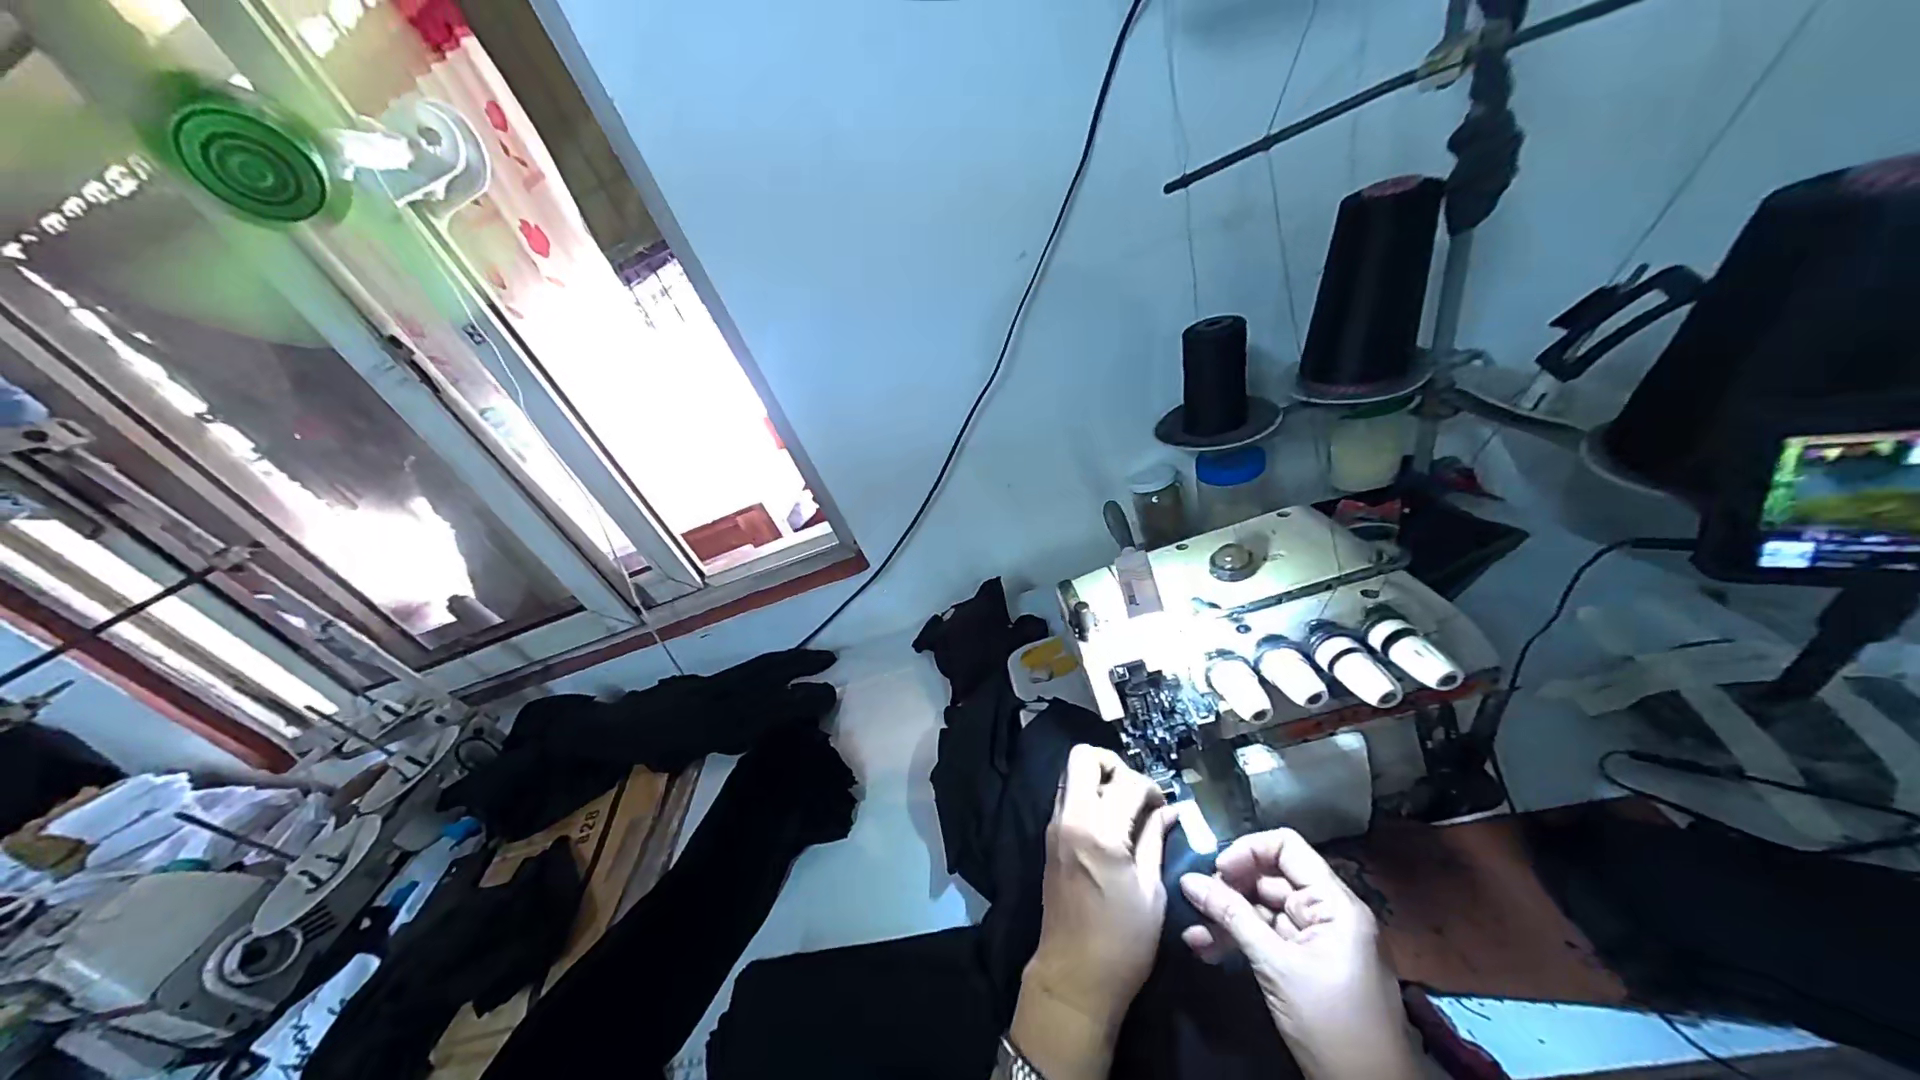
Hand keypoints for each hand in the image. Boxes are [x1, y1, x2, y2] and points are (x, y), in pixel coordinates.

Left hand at [1010, 745, 1176, 1079]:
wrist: (1073, 975)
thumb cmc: (1122, 941)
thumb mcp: (1150, 890)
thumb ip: (1155, 840)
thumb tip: (1167, 811)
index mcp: (1099, 832)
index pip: (1127, 780)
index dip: (1152, 787)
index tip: (1162, 807)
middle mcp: (1071, 818)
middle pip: (1083, 757)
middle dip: (1114, 765)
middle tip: (1136, 792)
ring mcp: (1054, 826)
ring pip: (1071, 774)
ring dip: (1098, 779)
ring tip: (1124, 808)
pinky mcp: (1049, 838)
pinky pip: (1067, 797)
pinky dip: (1087, 796)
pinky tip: (1109, 823)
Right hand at [1180, 829, 1420, 1079]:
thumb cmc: (1331, 1023)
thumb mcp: (1275, 965)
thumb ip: (1232, 916)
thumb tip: (1188, 879)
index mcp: (1334, 903)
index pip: (1287, 848)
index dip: (1248, 851)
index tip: (1217, 871)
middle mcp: (1327, 912)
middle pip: (1270, 878)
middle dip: (1230, 888)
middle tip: (1196, 902)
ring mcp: (1316, 939)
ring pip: (1263, 910)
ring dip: (1227, 918)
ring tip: (1194, 932)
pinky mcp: (1304, 963)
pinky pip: (1266, 937)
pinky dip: (1238, 940)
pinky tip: (1206, 948)